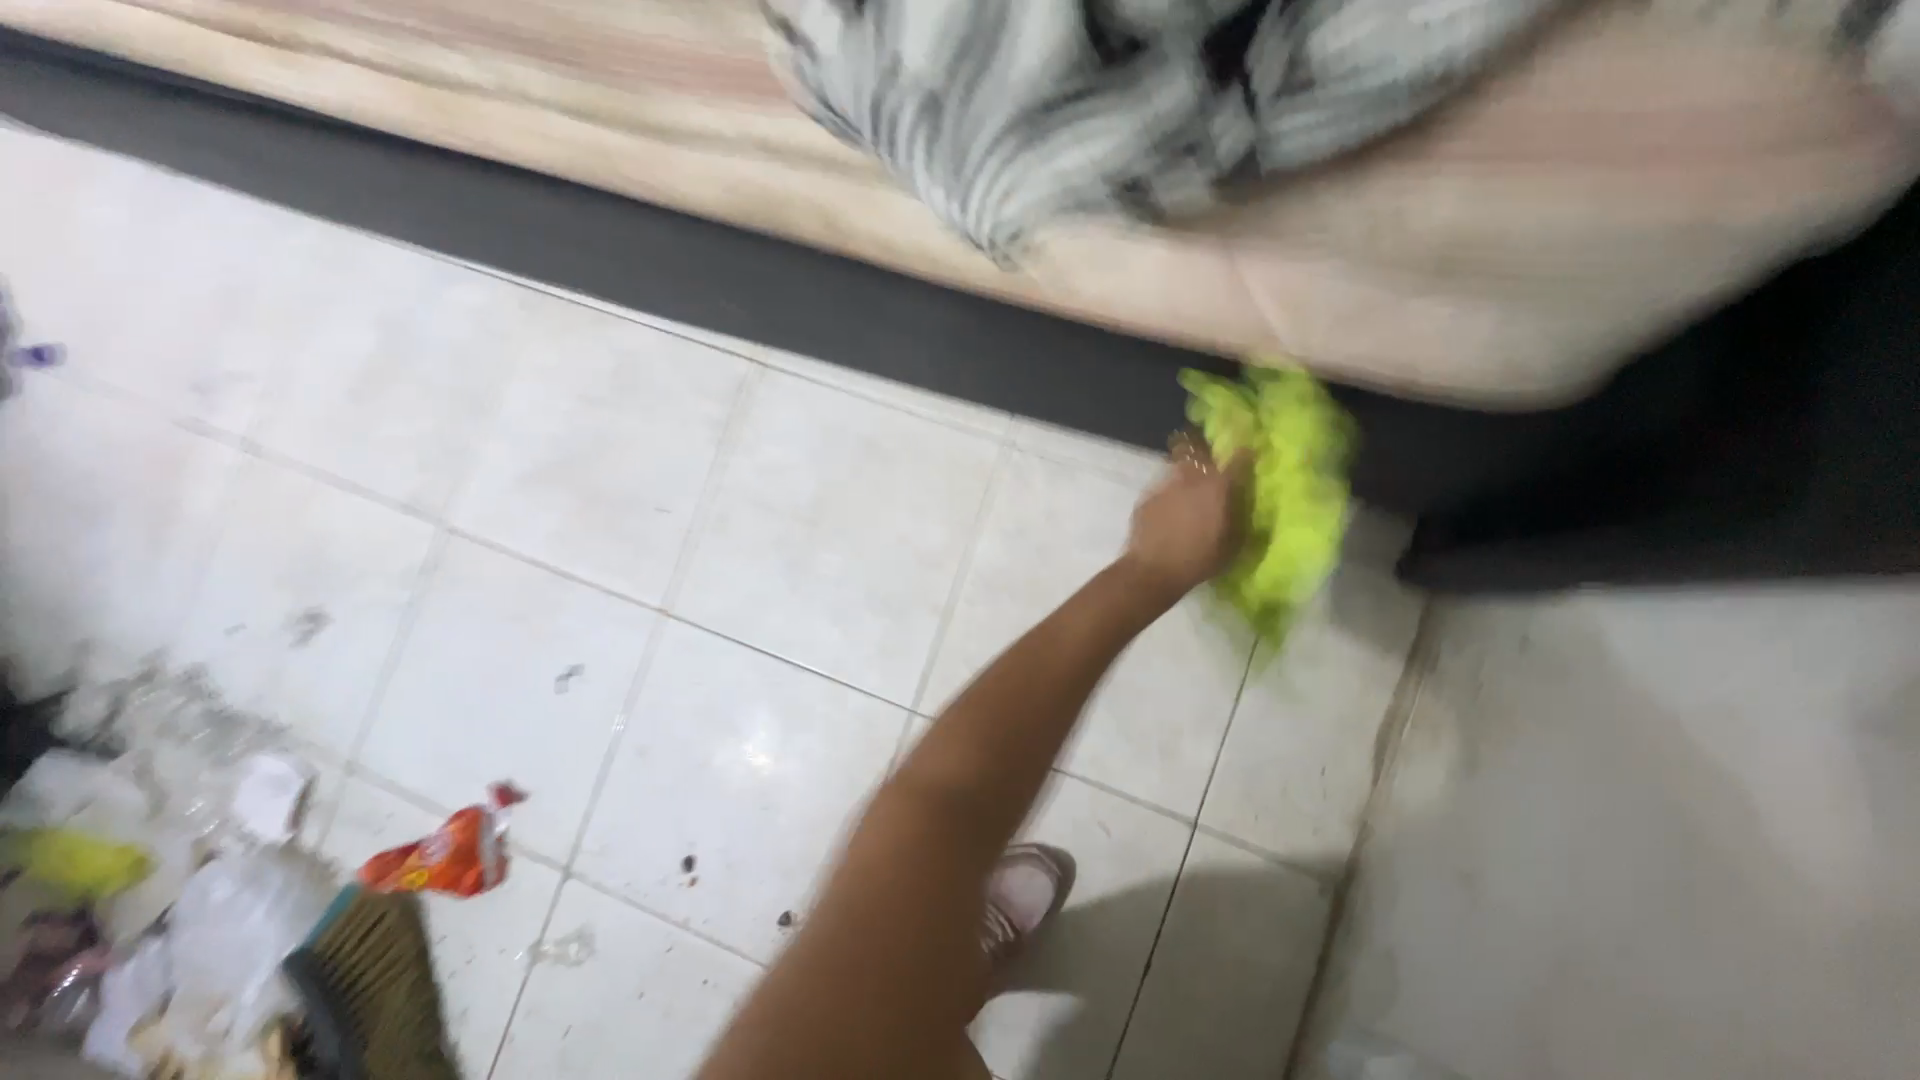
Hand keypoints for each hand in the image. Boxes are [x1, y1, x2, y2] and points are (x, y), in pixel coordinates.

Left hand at [1120, 433, 1246, 599]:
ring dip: (1187, 469)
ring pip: (1180, 466)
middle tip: (1212, 464)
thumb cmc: (1198, 561)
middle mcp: (1192, 479)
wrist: (1151, 570)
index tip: (1245, 454)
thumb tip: (1241, 504)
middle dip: (1208, 454)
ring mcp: (1166, 485)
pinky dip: (1170, 490)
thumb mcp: (1232, 545)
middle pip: (1202, 454)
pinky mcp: (1147, 496)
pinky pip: (1163, 485)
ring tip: (1190, 483)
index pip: (1237, 460)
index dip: (1242, 455)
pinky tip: (1169, 505)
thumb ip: (1239, 519)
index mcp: (1217, 488)